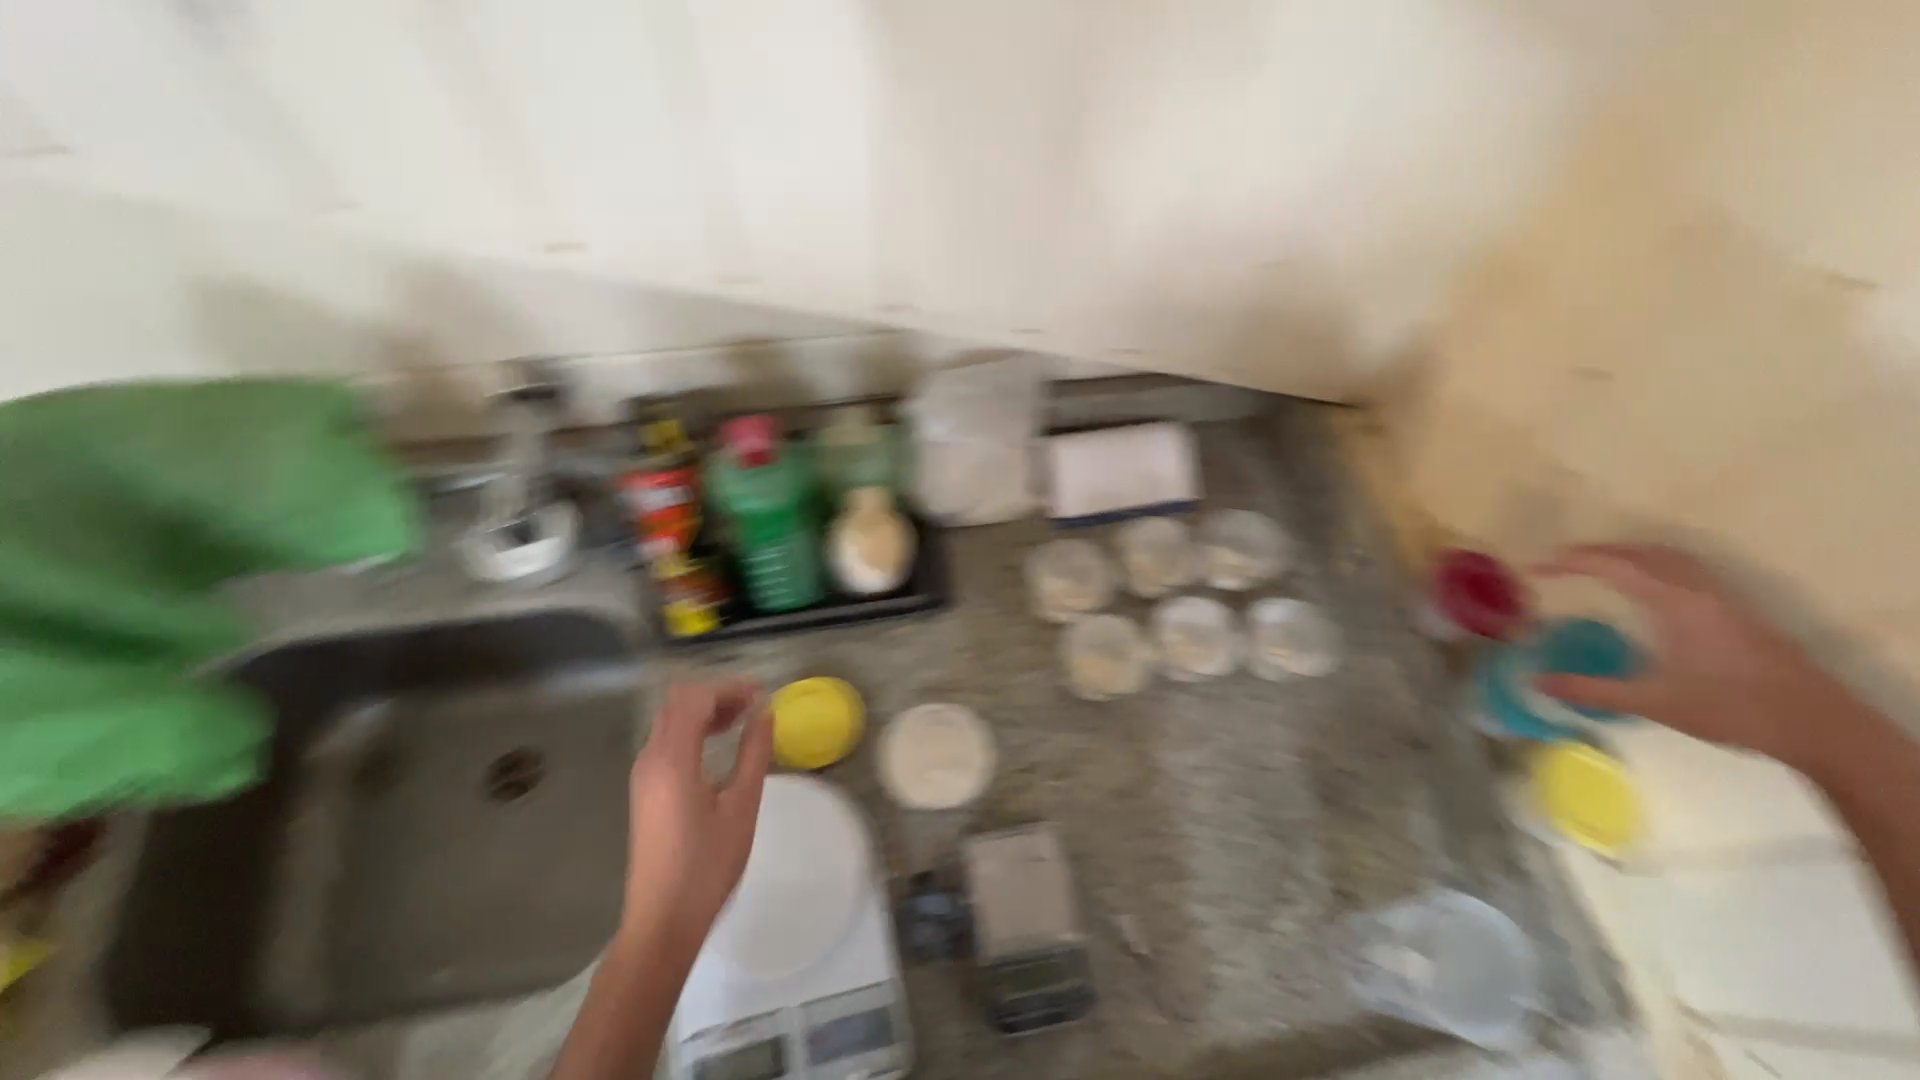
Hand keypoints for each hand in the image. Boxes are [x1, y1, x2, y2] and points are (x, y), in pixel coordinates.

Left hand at [619, 679, 771, 958]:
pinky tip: (718, 747)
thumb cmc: (707, 865)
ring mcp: (643, 775)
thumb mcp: (742, 807)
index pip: (695, 699)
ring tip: (742, 722)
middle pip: (677, 703)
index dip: (730, 688)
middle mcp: (650, 759)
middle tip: (753, 706)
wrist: (663, 920)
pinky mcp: (645, 791)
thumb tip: (765, 714)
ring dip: (704, 712)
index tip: (763, 695)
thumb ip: (754, 754)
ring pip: (669, 722)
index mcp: (672, 760)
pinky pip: (666, 742)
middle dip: (716, 695)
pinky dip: (693, 732)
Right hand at [1532, 544, 1864, 766]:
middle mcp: (1698, 589)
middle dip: (1596, 551)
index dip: (1570, 562)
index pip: (1613, 566)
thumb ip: (1591, 690)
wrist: (1816, 724)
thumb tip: (1537, 682)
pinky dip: (1653, 565)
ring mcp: (1723, 597)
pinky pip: (1686, 569)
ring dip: (1628, 555)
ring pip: (1668, 557)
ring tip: (1596, 568)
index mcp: (1674, 602)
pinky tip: (1647, 588)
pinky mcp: (1737, 609)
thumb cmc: (1730, 708)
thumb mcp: (1652, 703)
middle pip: (1642, 552)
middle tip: (1560, 563)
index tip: (1536, 568)